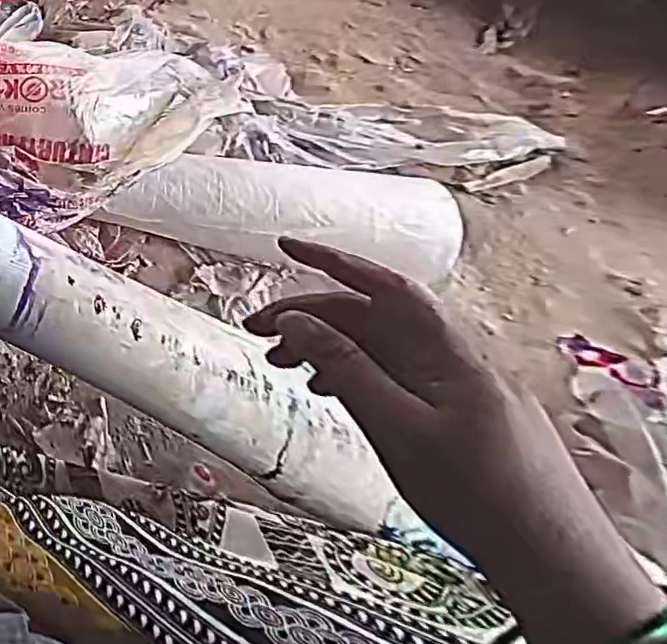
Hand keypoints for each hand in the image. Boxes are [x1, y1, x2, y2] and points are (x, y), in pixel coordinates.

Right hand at [246, 239, 663, 643]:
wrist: (560, 572)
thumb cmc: (483, 500)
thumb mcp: (395, 426)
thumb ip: (343, 366)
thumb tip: (295, 321)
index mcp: (451, 361)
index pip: (388, 289)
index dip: (335, 260)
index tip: (287, 246)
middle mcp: (455, 367)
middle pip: (369, 318)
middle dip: (307, 316)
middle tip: (258, 331)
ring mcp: (457, 392)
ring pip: (374, 347)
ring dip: (321, 345)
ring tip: (281, 362)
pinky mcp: (453, 416)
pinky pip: (388, 374)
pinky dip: (345, 371)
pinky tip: (324, 389)